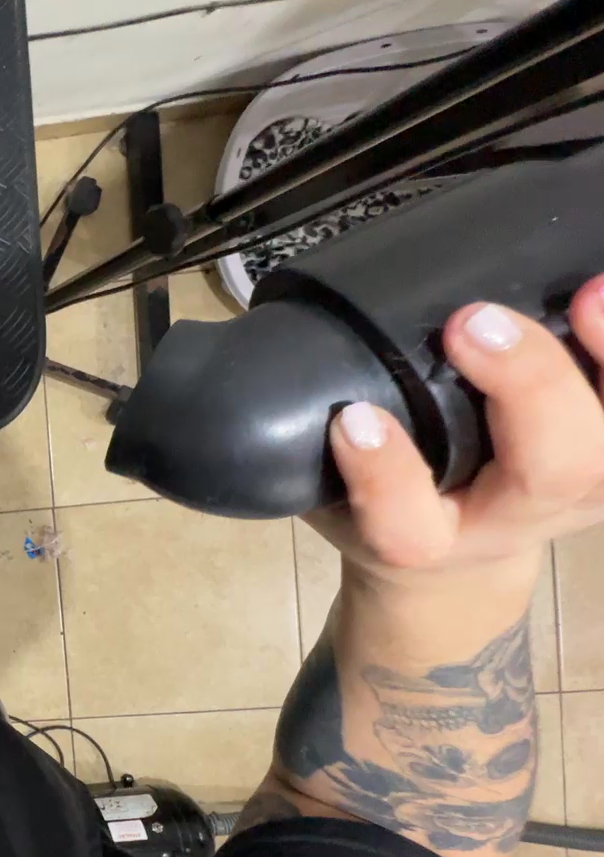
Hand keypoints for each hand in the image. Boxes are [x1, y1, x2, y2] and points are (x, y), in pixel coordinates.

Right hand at [310, 274, 603, 585]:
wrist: (456, 562)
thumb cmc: (372, 518)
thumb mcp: (326, 503)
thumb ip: (316, 458)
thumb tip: (284, 378)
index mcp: (416, 543)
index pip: (401, 519)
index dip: (383, 470)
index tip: (351, 417)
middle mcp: (509, 524)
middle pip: (550, 472)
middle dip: (523, 390)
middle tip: (472, 323)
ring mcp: (582, 498)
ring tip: (586, 294)